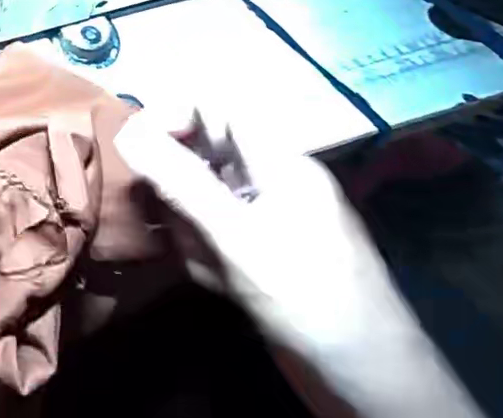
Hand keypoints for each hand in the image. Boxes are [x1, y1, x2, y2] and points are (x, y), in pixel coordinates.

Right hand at [114, 110, 482, 417]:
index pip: (217, 113)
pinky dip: (204, 257)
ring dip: (191, 231)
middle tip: (181, 225)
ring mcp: (267, 223)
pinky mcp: (261, 259)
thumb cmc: (309, 298)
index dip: (175, 116)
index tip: (138, 143)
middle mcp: (272, 183)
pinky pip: (215, 238)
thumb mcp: (239, 236)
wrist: (375, 392)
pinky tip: (217, 283)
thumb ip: (181, 182)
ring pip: (203, 202)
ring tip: (210, 266)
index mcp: (279, 161)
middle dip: (180, 191)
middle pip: (203, 158)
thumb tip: (128, 131)